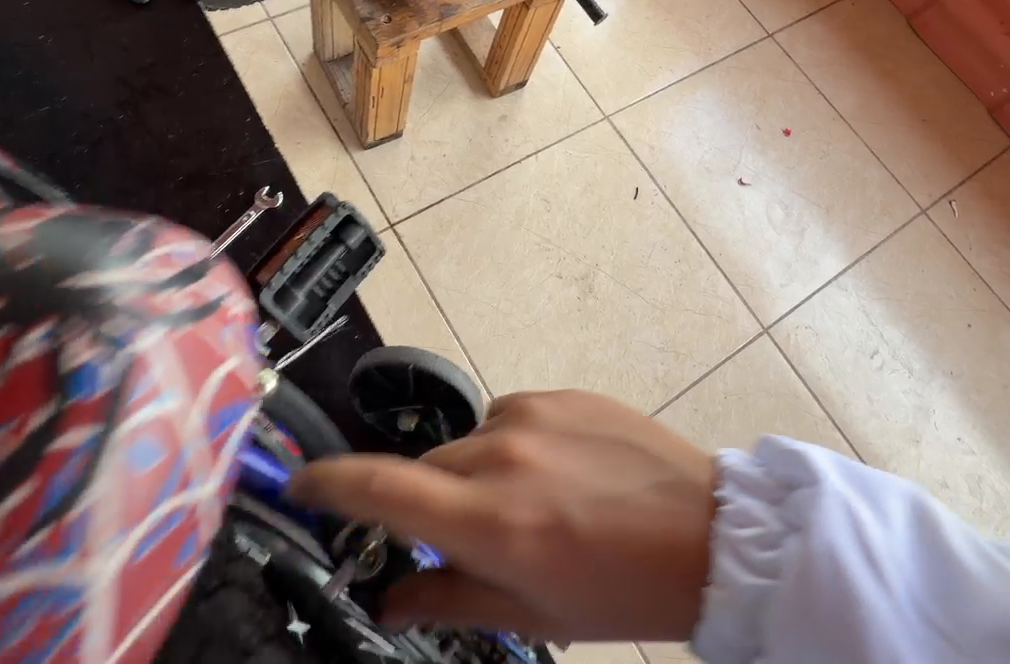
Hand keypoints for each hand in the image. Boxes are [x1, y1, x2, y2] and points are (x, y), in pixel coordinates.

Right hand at [285, 389, 716, 642]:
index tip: (300, 485)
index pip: (380, 488)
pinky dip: (513, 448)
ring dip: (477, 474)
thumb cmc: (621, 590)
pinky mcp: (560, 393)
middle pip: (425, 469)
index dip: (328, 484)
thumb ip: (448, 599)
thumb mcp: (533, 615)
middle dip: (430, 501)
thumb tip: (390, 597)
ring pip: (467, 445)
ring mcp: (532, 415)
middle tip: (474, 534)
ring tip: (533, 505)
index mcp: (490, 522)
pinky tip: (559, 473)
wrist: (709, 532)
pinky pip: (508, 419)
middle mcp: (501, 455)